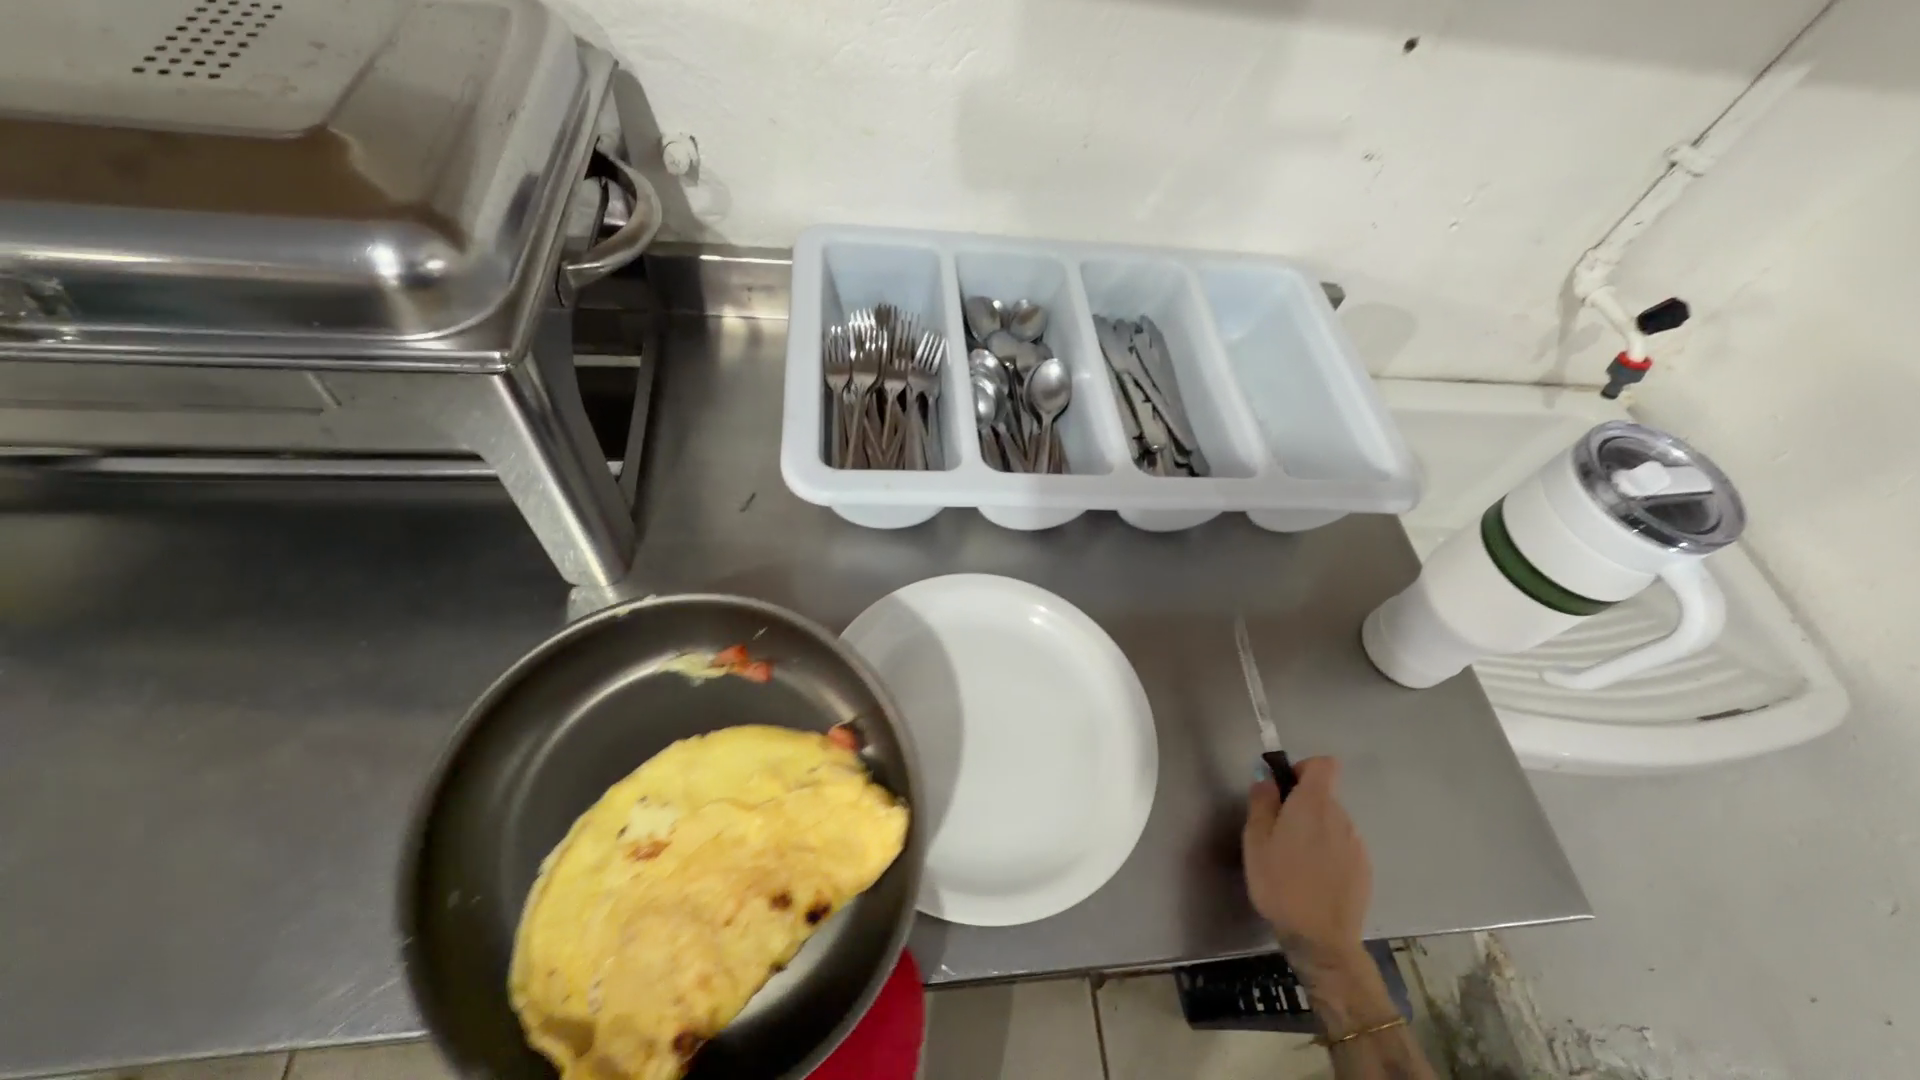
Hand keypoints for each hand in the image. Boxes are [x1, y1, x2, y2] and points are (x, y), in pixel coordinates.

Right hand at [1241, 757, 1370, 973]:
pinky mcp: (1364, 868)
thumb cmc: (1279, 883)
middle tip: (1277, 833)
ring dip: (1314, 830)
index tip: (1284, 790)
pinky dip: (1327, 852)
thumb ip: (1261, 802)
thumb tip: (1267, 778)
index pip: (1323, 764)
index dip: (1303, 769)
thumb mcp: (1255, 840)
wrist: (1320, 938)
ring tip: (1294, 861)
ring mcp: (1356, 843)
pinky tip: (1313, 879)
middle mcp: (1341, 817)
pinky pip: (1342, 846)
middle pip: (1324, 795)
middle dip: (1302, 805)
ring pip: (1332, 822)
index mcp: (1314, 804)